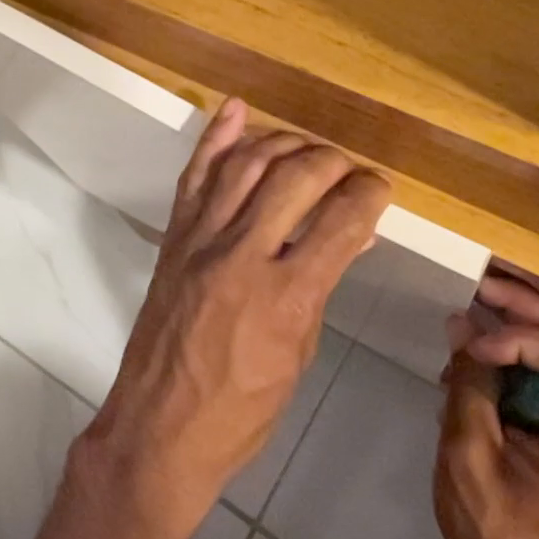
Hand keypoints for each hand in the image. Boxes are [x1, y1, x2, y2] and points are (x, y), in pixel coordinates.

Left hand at [77, 99, 390, 538]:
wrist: (158, 429)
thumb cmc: (241, 413)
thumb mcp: (298, 355)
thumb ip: (321, 288)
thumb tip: (351, 241)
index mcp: (287, 295)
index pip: (343, 219)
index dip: (370, 193)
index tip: (380, 188)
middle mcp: (242, 255)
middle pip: (297, 177)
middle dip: (333, 161)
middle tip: (348, 170)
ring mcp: (200, 241)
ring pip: (246, 164)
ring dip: (284, 143)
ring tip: (308, 148)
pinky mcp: (173, 240)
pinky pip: (194, 177)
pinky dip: (215, 139)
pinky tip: (237, 110)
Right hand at [434, 276, 538, 538]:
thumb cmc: (493, 535)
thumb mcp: (468, 459)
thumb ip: (469, 387)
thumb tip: (462, 325)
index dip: (524, 337)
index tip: (474, 344)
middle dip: (526, 314)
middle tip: (477, 289)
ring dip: (519, 332)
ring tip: (470, 316)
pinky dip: (514, 363)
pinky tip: (476, 359)